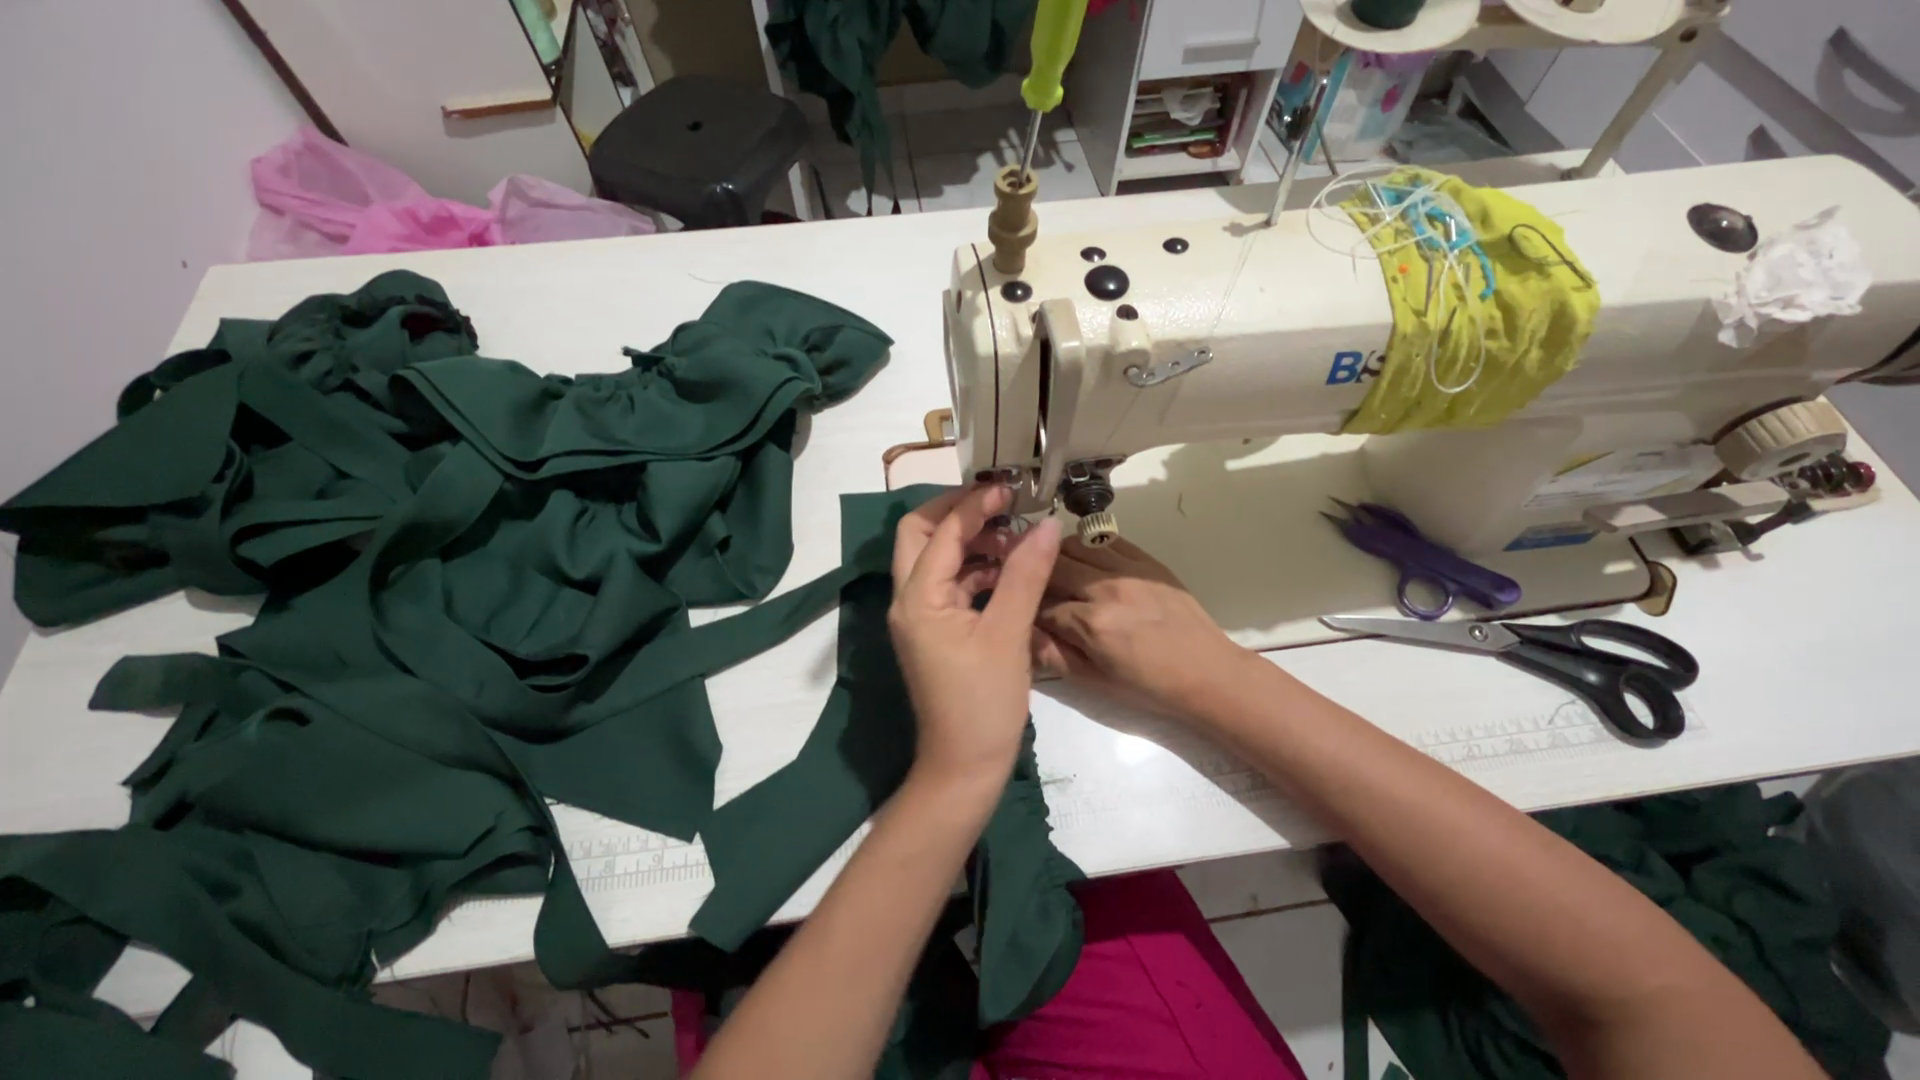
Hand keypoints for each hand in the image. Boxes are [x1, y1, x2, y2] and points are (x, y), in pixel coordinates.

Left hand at [888, 485, 1062, 786]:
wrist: (964, 766)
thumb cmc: (982, 703)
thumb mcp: (1008, 635)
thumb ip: (1025, 575)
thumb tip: (1047, 525)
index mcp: (917, 597)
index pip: (941, 531)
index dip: (975, 505)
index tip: (1012, 489)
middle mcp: (908, 601)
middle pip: (919, 536)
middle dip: (957, 513)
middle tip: (1002, 505)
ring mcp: (920, 618)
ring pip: (936, 560)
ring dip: (970, 542)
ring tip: (1015, 536)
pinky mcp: (937, 633)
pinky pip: (951, 586)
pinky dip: (976, 571)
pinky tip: (1010, 571)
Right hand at [1035, 537, 1260, 717]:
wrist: (1207, 673)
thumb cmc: (1149, 686)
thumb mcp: (1095, 682)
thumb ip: (1053, 655)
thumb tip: (1021, 631)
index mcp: (1092, 624)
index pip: (1040, 606)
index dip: (1026, 611)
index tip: (1021, 615)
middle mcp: (1107, 589)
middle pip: (1052, 567)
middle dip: (1035, 577)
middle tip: (1031, 588)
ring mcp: (1129, 570)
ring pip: (1075, 545)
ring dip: (1058, 556)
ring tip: (1055, 572)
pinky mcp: (1147, 561)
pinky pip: (1106, 540)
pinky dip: (1088, 547)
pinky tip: (1086, 563)